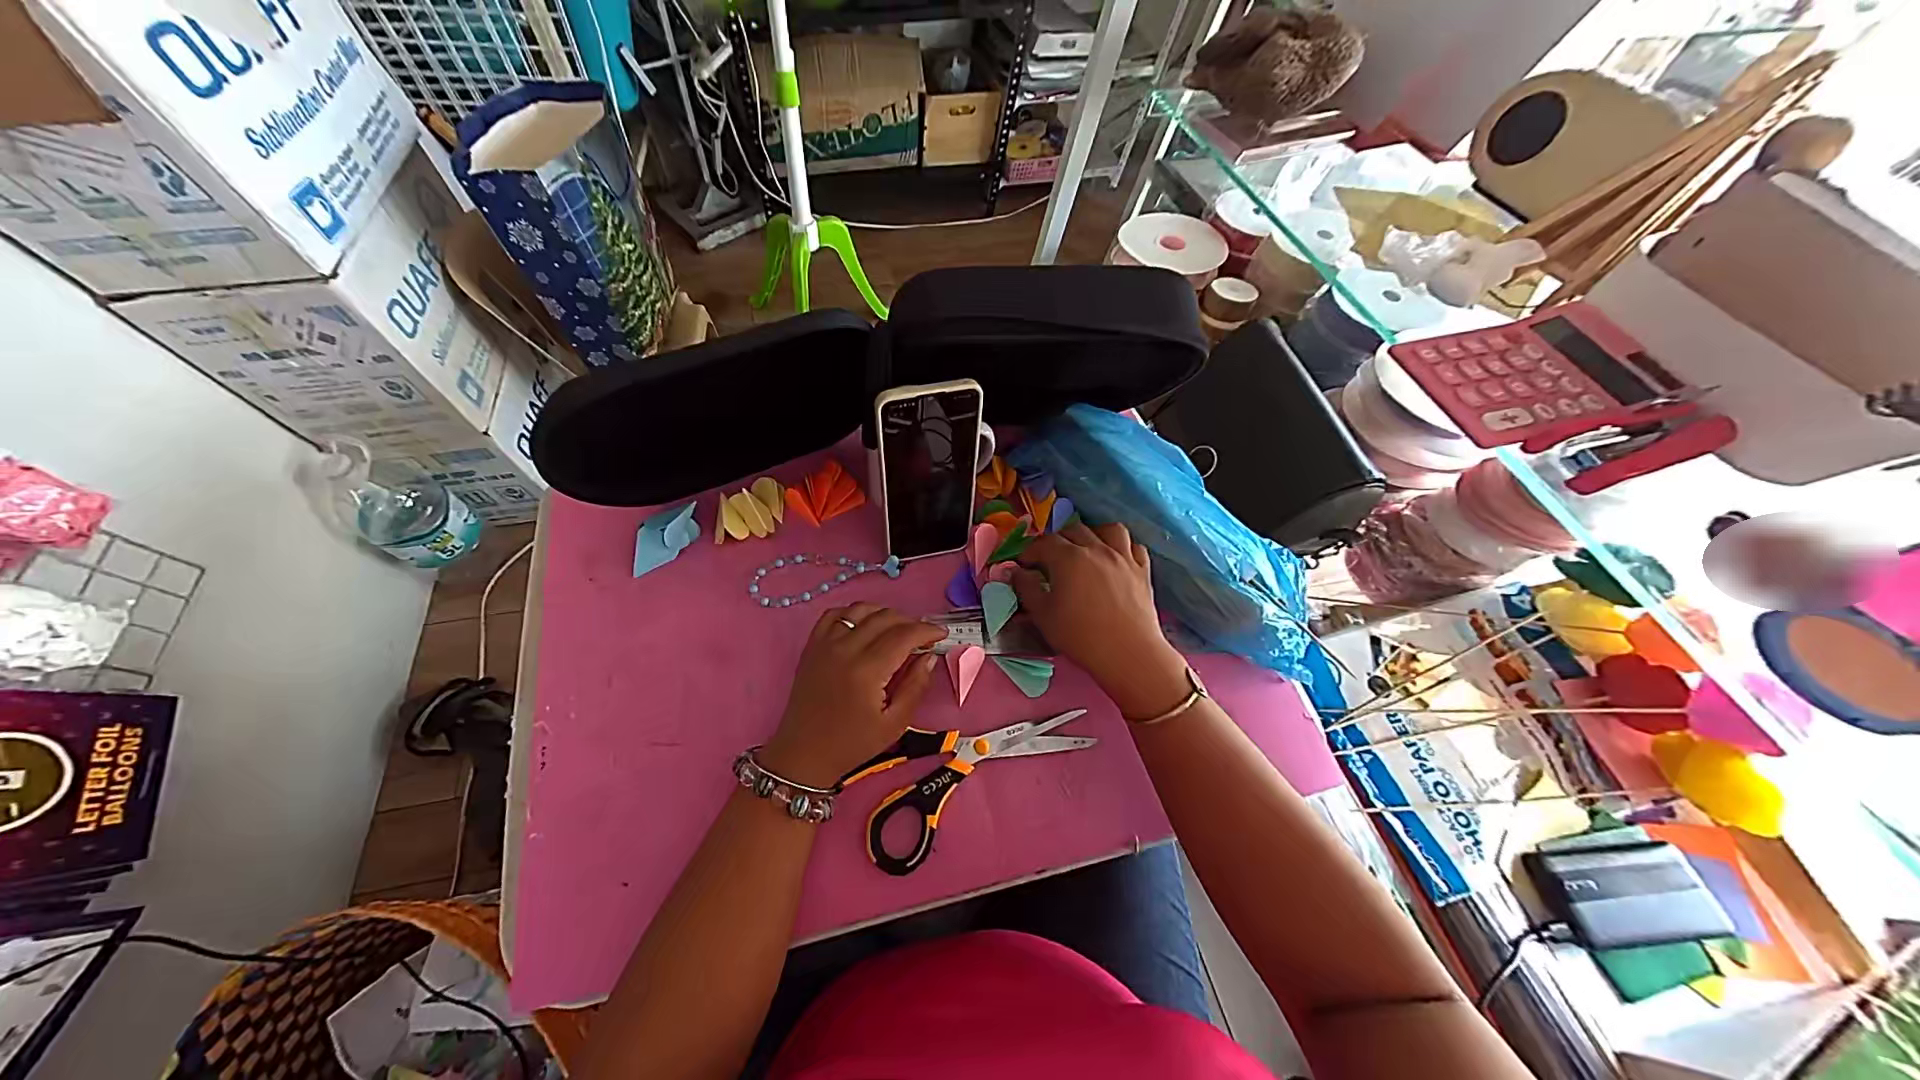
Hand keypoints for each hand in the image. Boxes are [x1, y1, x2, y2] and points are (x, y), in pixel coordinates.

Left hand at [761, 603, 945, 788]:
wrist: (805, 753)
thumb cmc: (852, 744)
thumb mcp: (894, 724)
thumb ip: (916, 686)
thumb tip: (929, 657)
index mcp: (867, 670)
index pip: (904, 635)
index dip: (927, 630)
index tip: (940, 635)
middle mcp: (845, 650)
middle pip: (885, 618)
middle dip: (911, 622)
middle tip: (922, 637)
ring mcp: (825, 645)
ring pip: (861, 610)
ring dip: (884, 614)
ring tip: (897, 629)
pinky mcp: (812, 646)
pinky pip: (834, 615)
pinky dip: (854, 613)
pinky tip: (865, 625)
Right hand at [1013, 523, 1190, 719]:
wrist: (1127, 653)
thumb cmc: (1080, 636)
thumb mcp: (1043, 615)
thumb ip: (1026, 588)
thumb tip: (1016, 572)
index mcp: (1068, 558)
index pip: (1044, 543)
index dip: (1030, 551)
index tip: (1024, 564)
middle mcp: (1096, 549)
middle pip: (1074, 530)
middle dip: (1058, 540)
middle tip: (1051, 559)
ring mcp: (1123, 557)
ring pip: (1108, 529)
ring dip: (1094, 533)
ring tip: (1087, 548)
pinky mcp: (1143, 571)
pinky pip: (1134, 546)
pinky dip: (1123, 547)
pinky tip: (1116, 559)